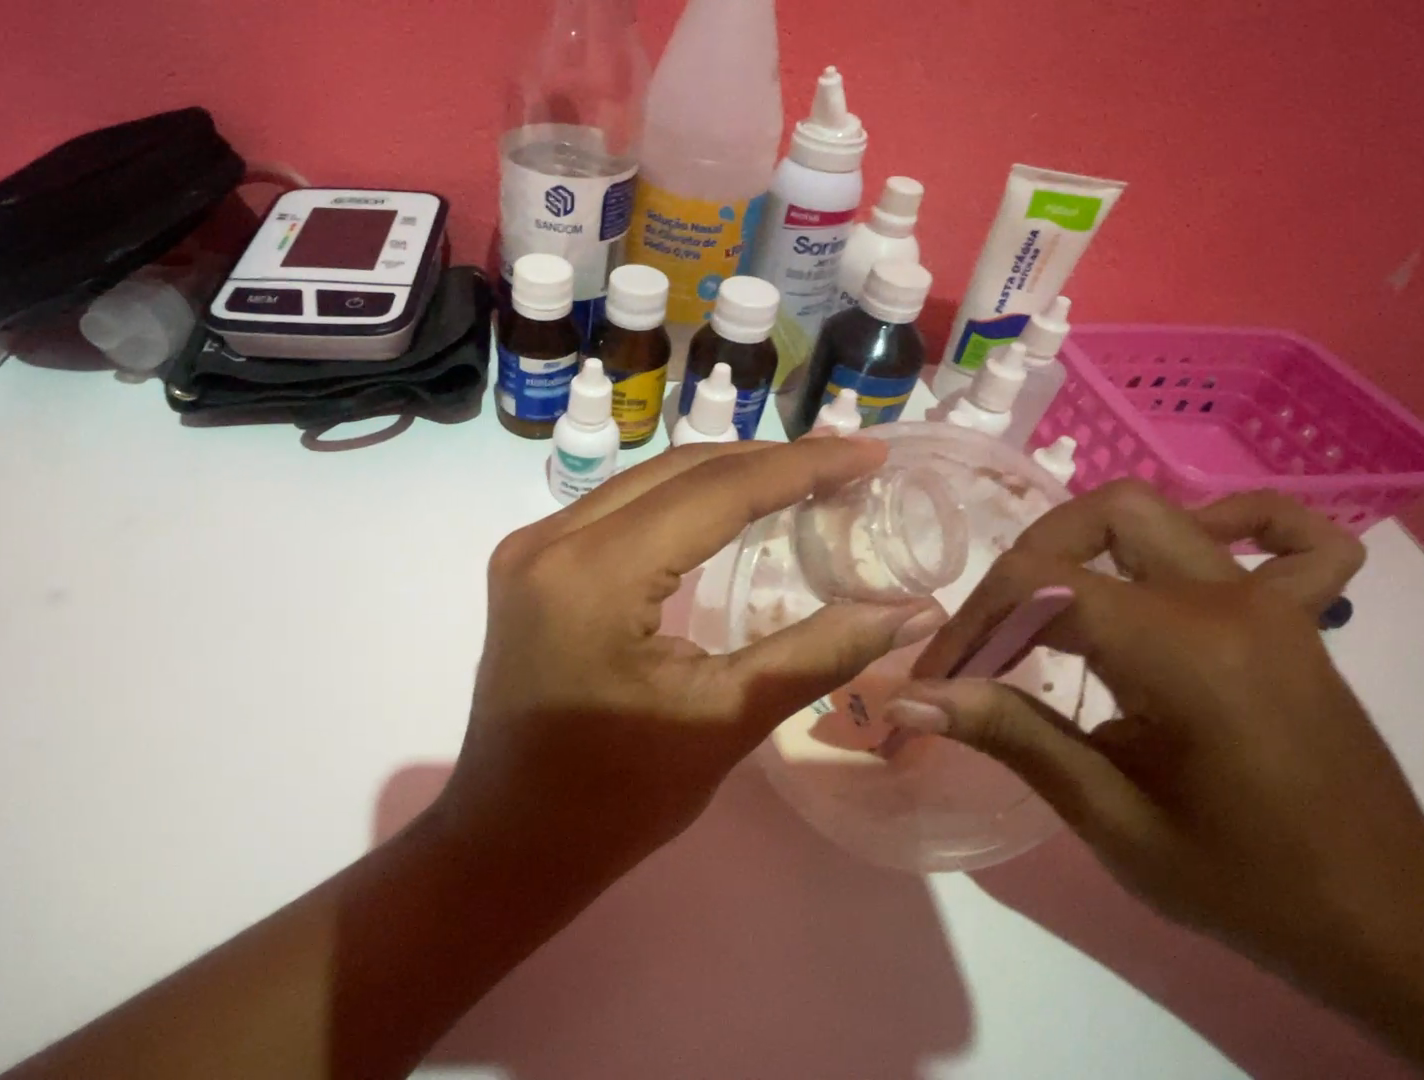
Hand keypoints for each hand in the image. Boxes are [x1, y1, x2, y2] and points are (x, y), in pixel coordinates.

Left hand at [438, 438, 944, 876]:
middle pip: (676, 472)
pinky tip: (726, 515)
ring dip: (722, 477)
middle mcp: (550, 540)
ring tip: (801, 482)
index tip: (871, 452)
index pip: (715, 491)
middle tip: (846, 466)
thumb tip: (912, 610)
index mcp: (594, 574)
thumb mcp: (724, 721)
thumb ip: (818, 653)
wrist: (511, 840)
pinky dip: (677, 504)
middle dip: (766, 461)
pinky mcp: (526, 566)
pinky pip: (613, 511)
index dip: (801, 466)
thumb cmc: (616, 798)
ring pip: (642, 483)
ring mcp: (528, 549)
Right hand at [888, 480, 1423, 961]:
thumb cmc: (1237, 878)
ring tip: (1051, 612)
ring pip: (1160, 516)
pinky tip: (1189, 559)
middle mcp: (1224, 603)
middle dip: (1021, 569)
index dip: (970, 624)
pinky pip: (1285, 537)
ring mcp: (1269, 603)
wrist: (1381, 920)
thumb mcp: (1105, 813)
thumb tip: (909, 700)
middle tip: (989, 642)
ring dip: (1087, 546)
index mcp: (1177, 649)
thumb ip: (1009, 734)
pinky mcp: (1296, 619)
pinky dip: (1233, 525)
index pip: (1039, 585)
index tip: (937, 679)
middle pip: (1095, 521)